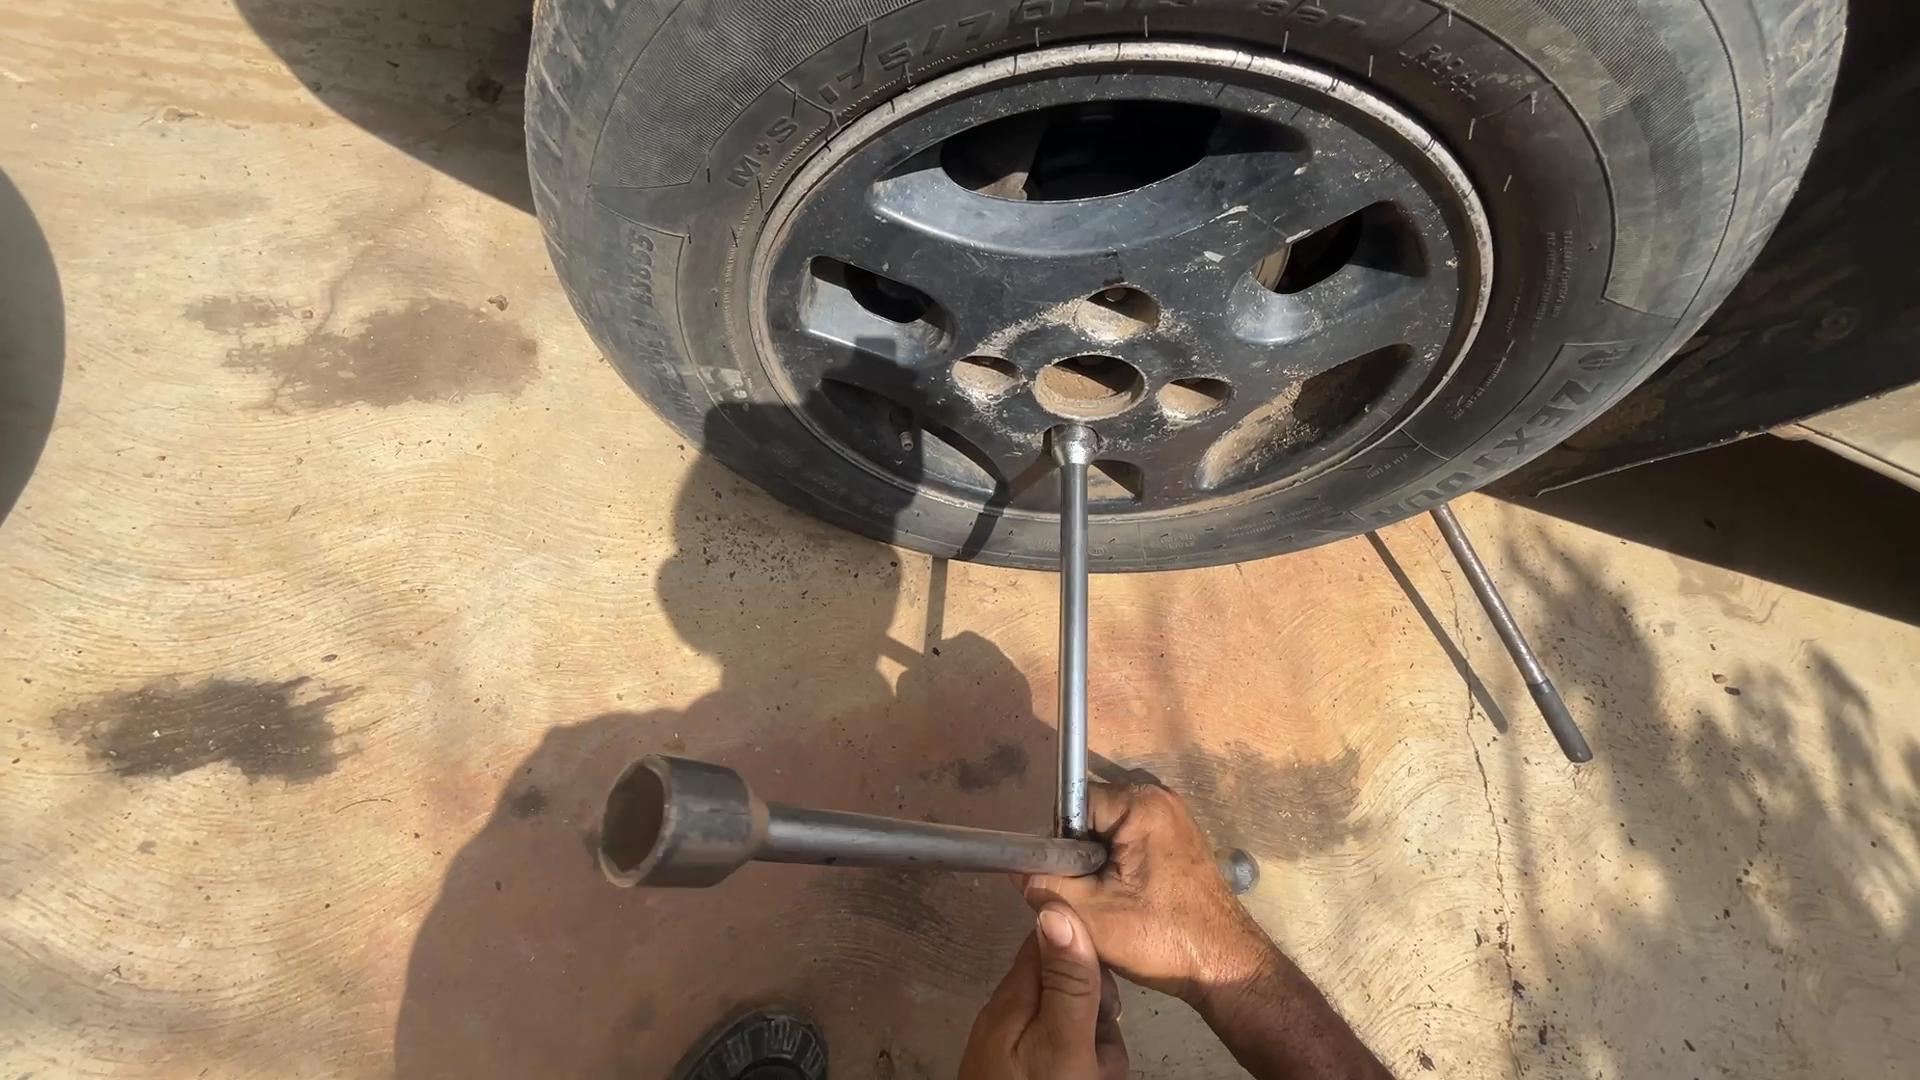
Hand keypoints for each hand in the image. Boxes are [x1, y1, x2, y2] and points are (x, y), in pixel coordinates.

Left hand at [958, 902, 1127, 1079]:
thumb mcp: (1061, 1047)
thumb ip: (1065, 983)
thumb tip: (1056, 907)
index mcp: (1013, 996)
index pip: (1050, 940)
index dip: (1085, 952)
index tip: (1103, 988)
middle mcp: (1010, 1013)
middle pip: (1070, 985)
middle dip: (1098, 1016)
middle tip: (1098, 1054)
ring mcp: (1016, 1046)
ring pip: (1076, 1025)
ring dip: (1097, 1052)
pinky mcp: (1027, 1073)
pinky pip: (1066, 1055)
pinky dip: (1084, 1070)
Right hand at [1022, 783, 1275, 1004]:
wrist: (1228, 969)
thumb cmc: (1164, 939)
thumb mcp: (1093, 916)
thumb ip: (1046, 885)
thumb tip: (1015, 868)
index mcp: (1141, 803)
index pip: (1075, 805)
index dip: (1061, 843)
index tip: (1065, 880)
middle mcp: (1158, 798)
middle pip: (1091, 815)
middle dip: (1079, 854)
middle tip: (1086, 896)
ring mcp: (1171, 817)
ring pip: (1108, 831)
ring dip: (1097, 863)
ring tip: (1106, 901)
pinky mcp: (1176, 838)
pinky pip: (1128, 840)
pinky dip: (1118, 866)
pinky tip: (1124, 899)